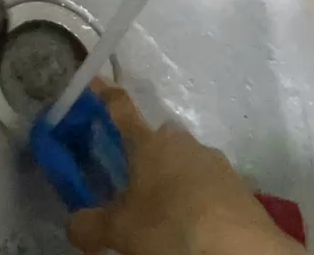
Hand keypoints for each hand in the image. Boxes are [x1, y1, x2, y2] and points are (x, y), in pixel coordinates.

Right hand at [68, 81, 305, 254]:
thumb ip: (90, 225)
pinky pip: (210, 187)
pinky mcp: (241, 189)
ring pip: (185, 162)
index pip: (120, 106)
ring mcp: (215, 163)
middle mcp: (181, 142)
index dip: (104, 93)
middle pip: (156, 137)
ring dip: (174, 178)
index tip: (94, 81)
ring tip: (166, 213)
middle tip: (132, 180)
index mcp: (148, 142)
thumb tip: (72, 225)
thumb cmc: (173, 229)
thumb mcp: (120, 232)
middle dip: (144, 153)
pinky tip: (195, 227)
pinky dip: (199, 201)